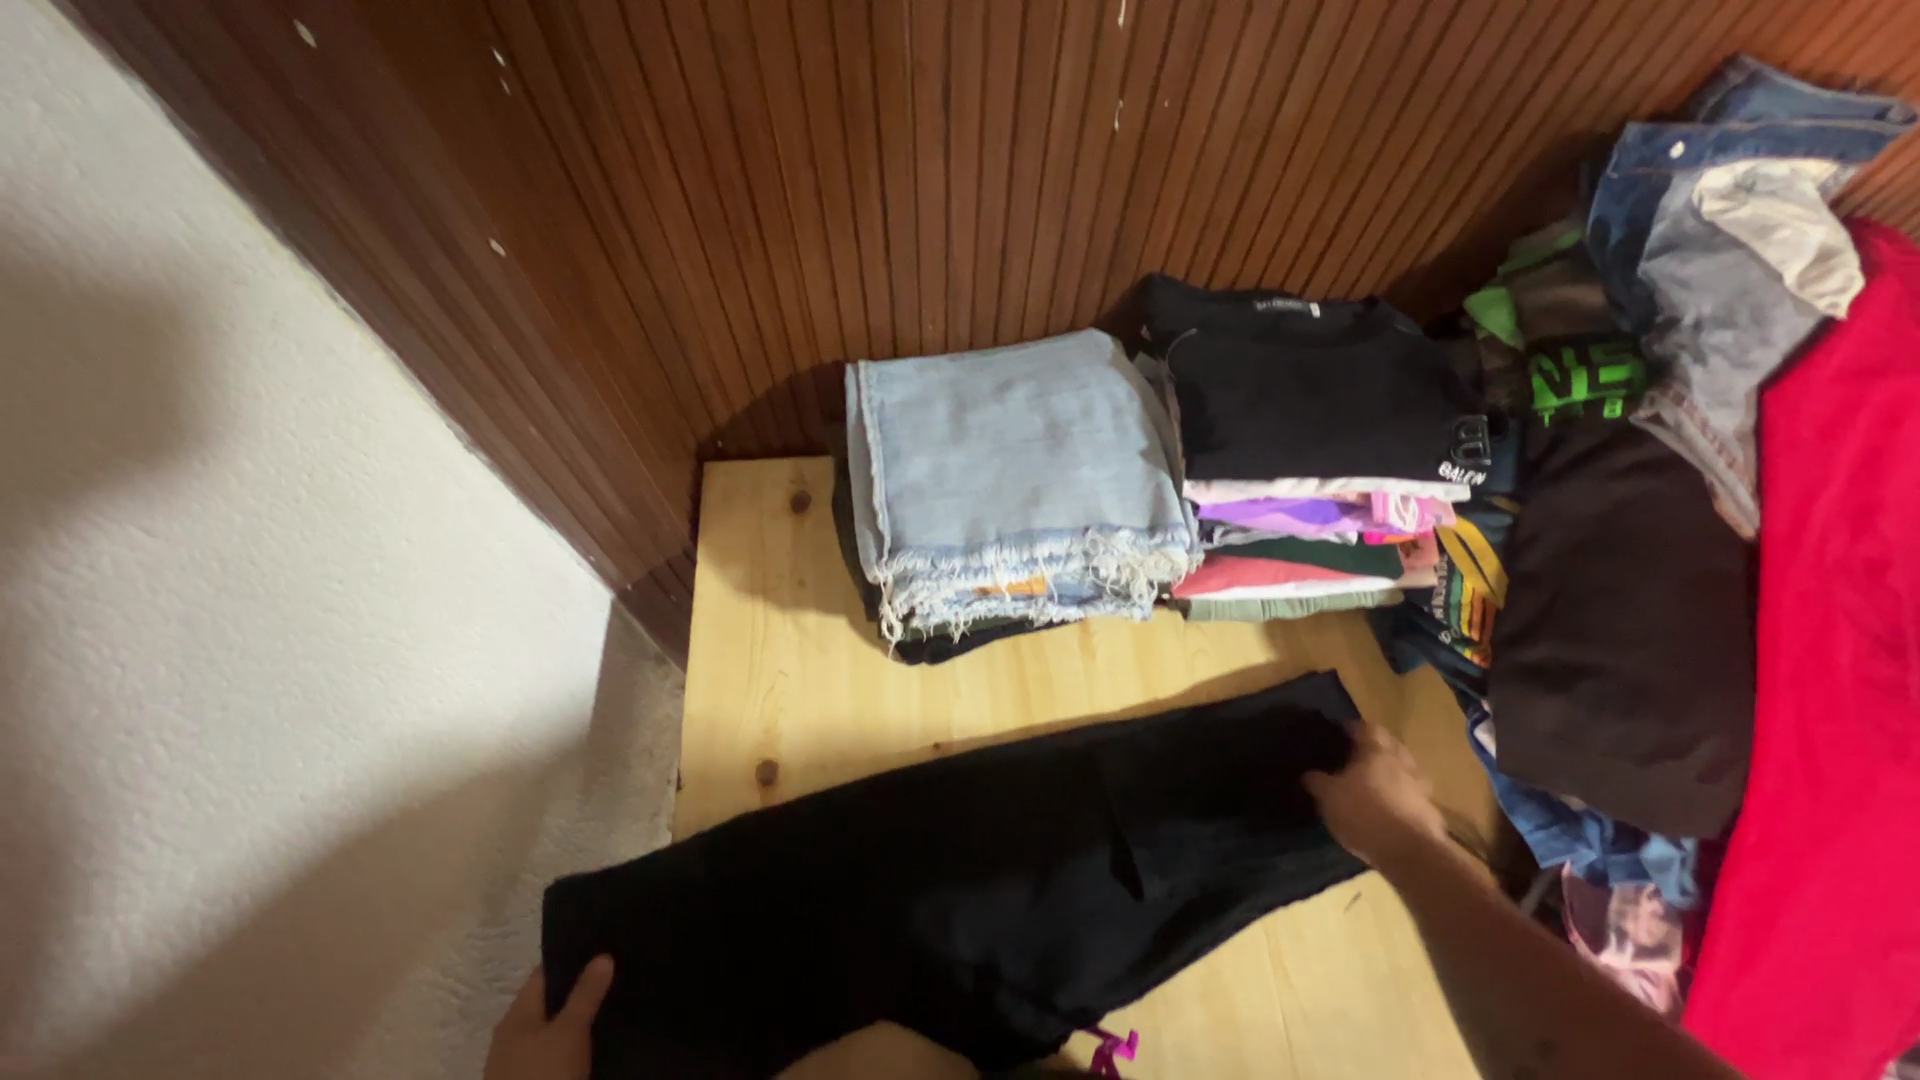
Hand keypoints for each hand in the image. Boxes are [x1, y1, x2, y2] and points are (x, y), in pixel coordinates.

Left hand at [483, 956, 613, 1079]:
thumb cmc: (543, 1076)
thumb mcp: (569, 1032)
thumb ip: (586, 994)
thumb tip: (603, 954)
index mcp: (516, 1016)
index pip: (544, 973)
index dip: (572, 957)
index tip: (602, 943)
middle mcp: (513, 1035)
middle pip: (549, 1000)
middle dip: (579, 987)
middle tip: (616, 969)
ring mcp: (519, 1063)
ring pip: (553, 1027)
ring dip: (578, 1015)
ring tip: (613, 998)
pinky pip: (555, 1050)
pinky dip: (574, 1040)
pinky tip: (598, 1037)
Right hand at [1303, 719, 1447, 870]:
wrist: (1410, 852)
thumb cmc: (1363, 813)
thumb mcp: (1328, 797)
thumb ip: (1318, 782)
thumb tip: (1308, 774)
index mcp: (1376, 752)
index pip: (1367, 728)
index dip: (1354, 728)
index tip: (1341, 731)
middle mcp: (1402, 763)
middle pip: (1392, 745)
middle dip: (1378, 747)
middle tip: (1359, 755)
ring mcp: (1421, 788)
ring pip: (1407, 770)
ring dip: (1395, 772)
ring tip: (1377, 782)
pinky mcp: (1431, 813)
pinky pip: (1415, 797)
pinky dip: (1404, 798)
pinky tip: (1393, 809)